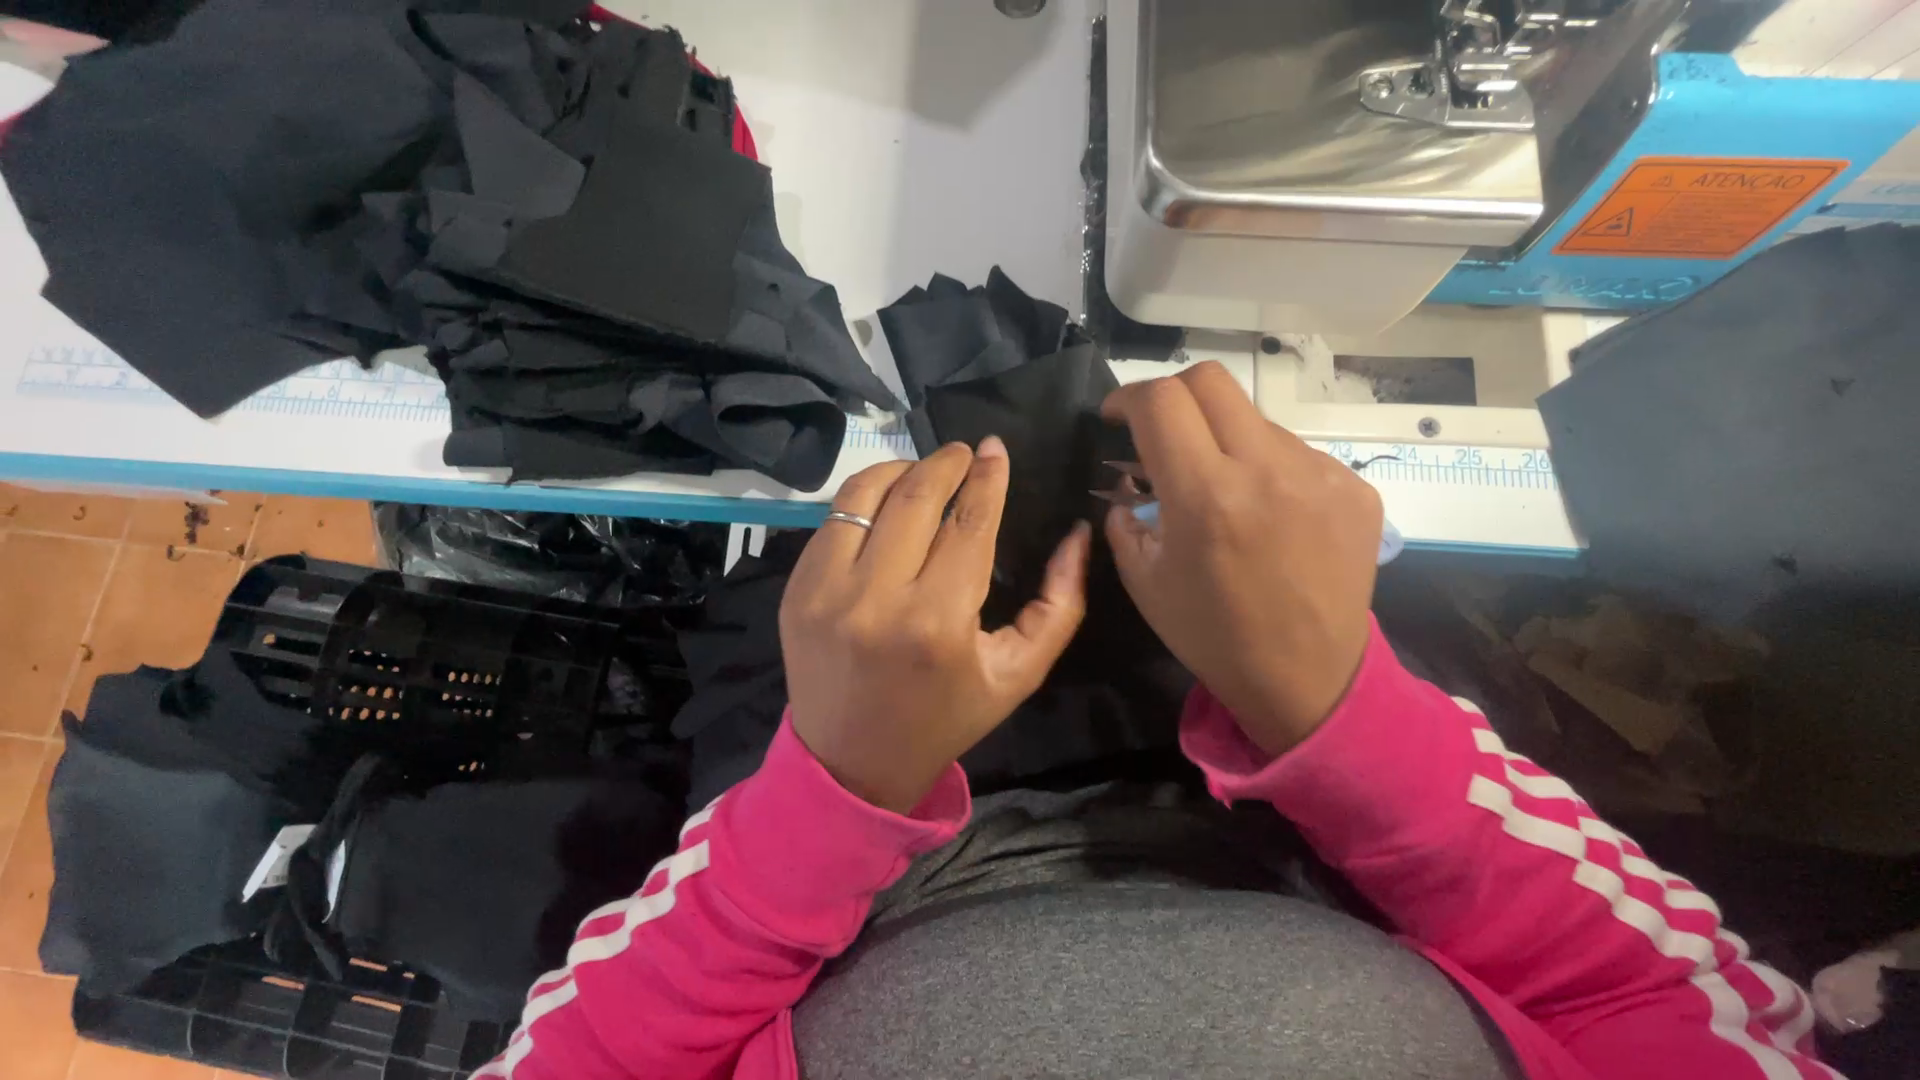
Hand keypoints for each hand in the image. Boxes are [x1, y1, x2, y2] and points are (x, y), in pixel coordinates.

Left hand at [780, 439, 1091, 812]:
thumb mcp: (1019, 673)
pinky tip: (886, 502)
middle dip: (946, 461)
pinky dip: (864, 499)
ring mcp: (827, 593)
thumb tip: (1077, 533)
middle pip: (916, 496)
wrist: (853, 762)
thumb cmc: (945, 717)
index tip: (995, 449)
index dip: (987, 477)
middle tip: (964, 452)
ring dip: (901, 469)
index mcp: (939, 623)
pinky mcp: (796, 592)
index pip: (969, 522)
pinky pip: (833, 521)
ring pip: (866, 495)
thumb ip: (1060, 603)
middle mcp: (878, 601)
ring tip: (925, 470)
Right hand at [1102, 363, 1382, 757]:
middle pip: (1210, 381)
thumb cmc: (1212, 635)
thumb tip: (1128, 483)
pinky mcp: (1355, 488)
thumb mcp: (1144, 581)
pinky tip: (1268, 515)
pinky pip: (1296, 453)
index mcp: (1206, 496)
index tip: (1117, 418)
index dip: (1127, 396)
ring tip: (1223, 490)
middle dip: (1172, 396)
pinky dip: (1267, 469)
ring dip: (1224, 438)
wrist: (1306, 679)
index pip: (1161, 401)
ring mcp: (1320, 475)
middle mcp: (1267, 470)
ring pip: (1255, 419)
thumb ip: (1124, 518)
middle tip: (1161, 434)